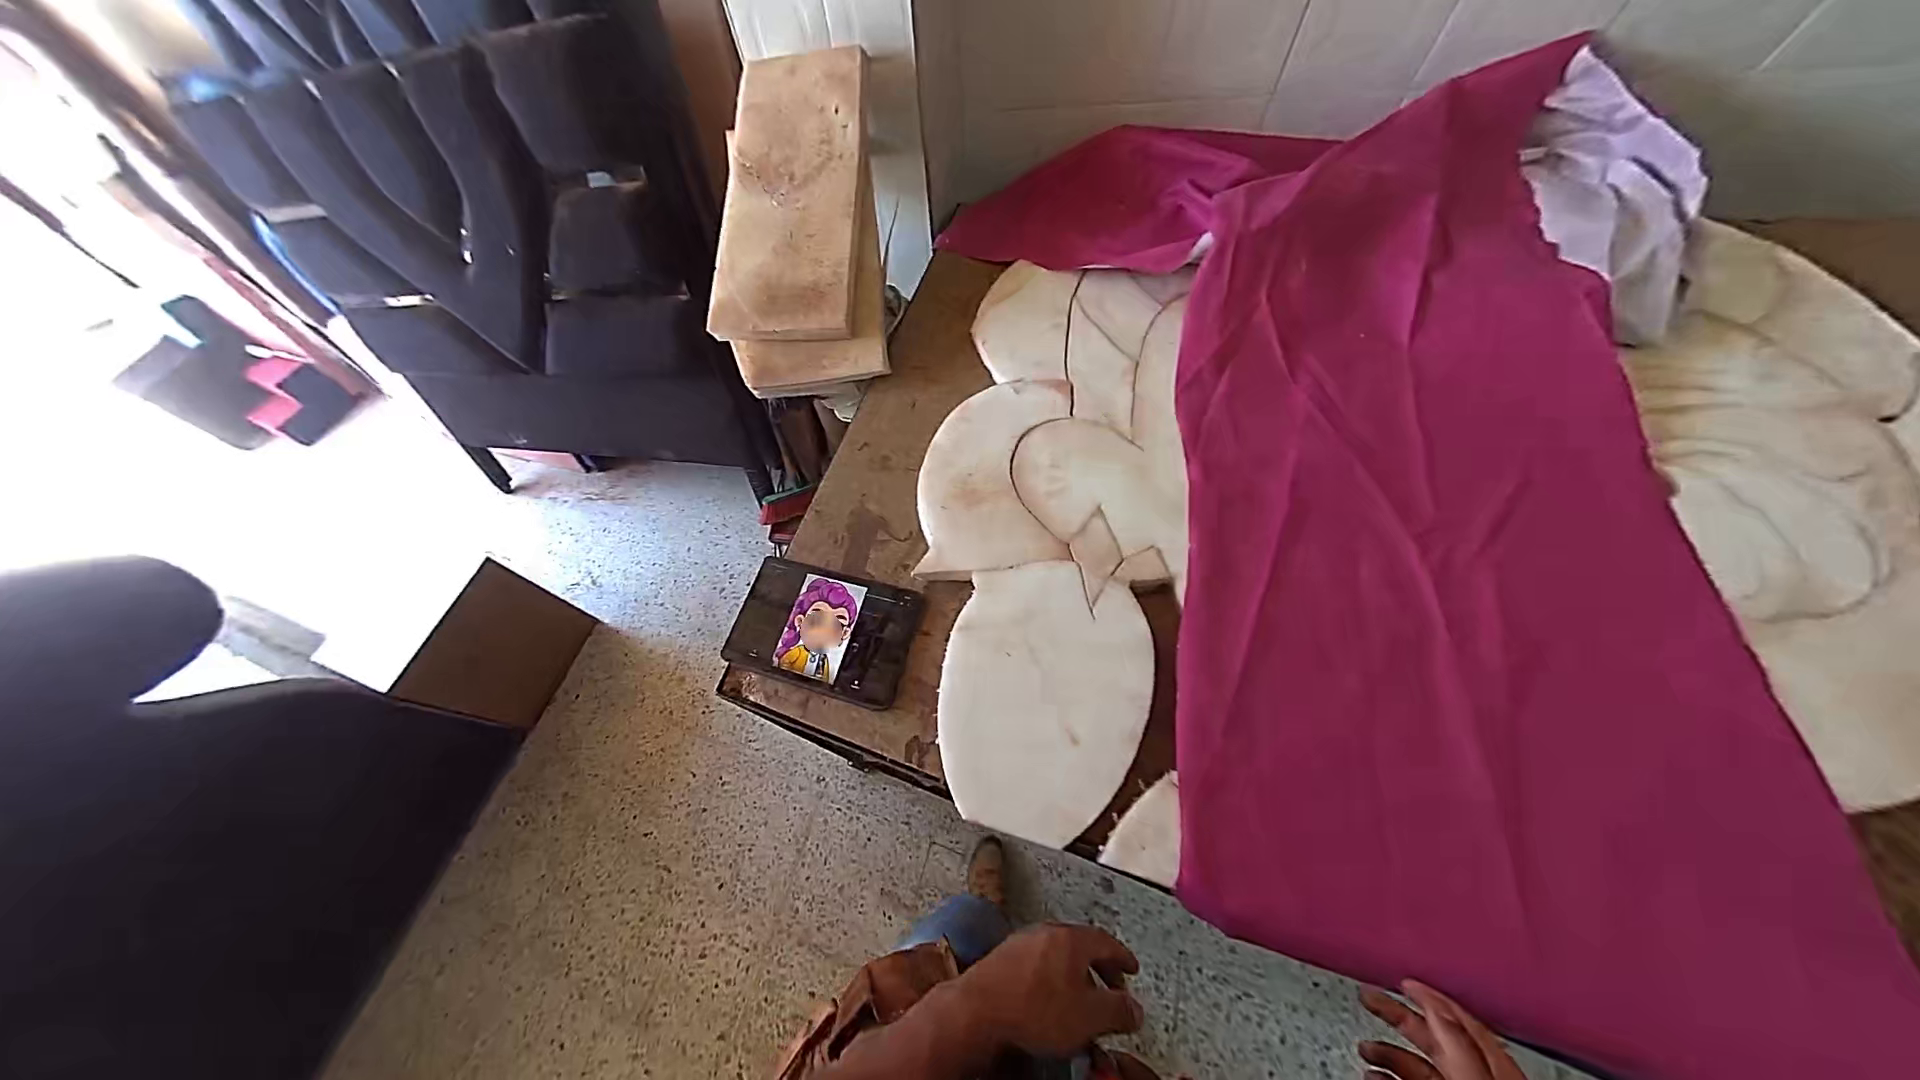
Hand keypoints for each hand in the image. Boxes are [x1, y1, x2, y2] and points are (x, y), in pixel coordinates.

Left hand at [955, 923, 1143, 1056]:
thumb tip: (1133, 1009)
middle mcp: (1046, 933)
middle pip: (1081, 945)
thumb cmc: (1031, 1007)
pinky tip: (1049, 1002)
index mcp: (1071, 938)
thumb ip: (1118, 1010)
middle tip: (1110, 987)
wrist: (981, 1010)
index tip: (1130, 967)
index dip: (1122, 957)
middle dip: (1100, 967)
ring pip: (1058, 954)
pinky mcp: (1005, 958)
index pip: (1106, 941)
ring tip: (1080, 1001)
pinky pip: (1037, 963)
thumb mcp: (1090, 1017)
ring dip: (1074, 974)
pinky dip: (1050, 978)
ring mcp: (1023, 943)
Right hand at [1357, 979, 1526, 1079]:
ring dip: (1388, 1051)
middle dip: (1397, 1014)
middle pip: (1435, 1037)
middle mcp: (1479, 1075)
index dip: (1431, 996)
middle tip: (1369, 997)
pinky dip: (1388, 1076)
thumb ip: (1458, 1044)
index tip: (1402, 978)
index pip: (1462, 1020)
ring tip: (1365, 1049)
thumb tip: (1433, 1002)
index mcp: (1495, 1066)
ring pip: (1420, 1064)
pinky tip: (1373, 1075)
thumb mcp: (1475, 1079)